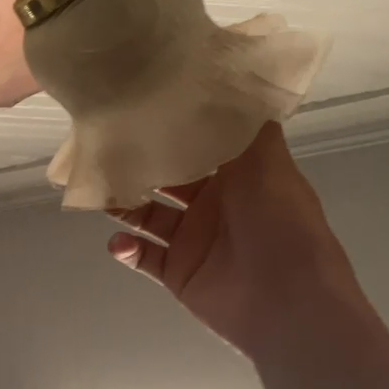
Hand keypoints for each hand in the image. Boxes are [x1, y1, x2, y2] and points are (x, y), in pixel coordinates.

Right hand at [106, 122, 368, 357]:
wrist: (288, 304)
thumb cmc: (282, 228)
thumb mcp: (269, 166)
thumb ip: (245, 130)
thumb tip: (230, 84)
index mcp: (240, 177)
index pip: (200, 147)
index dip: (173, 132)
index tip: (138, 111)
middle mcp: (215, 205)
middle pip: (167, 180)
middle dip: (138, 168)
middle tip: (104, 154)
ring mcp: (193, 241)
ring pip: (147, 217)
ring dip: (124, 207)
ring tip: (101, 198)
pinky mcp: (177, 273)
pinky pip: (142, 257)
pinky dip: (126, 249)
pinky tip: (120, 243)